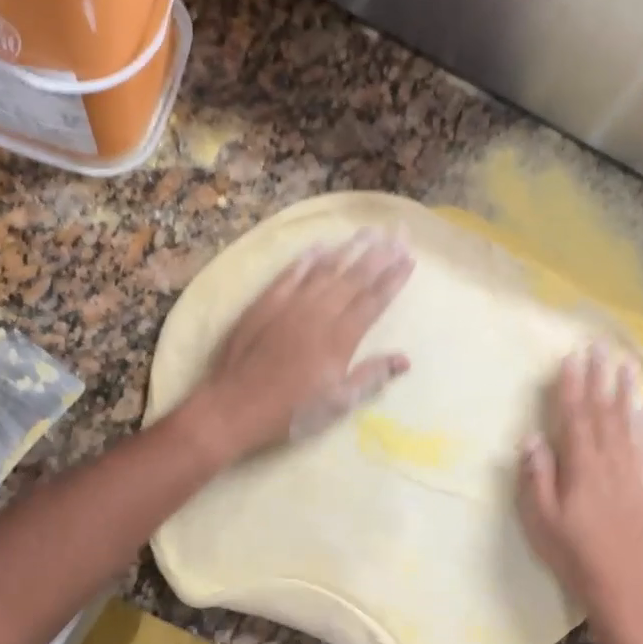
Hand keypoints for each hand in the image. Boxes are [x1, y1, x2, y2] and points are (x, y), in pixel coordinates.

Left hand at [184, 230, 413, 459]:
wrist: (232, 407)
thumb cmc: (290, 413)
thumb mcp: (337, 404)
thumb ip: (370, 377)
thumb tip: (404, 359)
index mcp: (340, 339)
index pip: (374, 300)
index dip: (393, 279)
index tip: (410, 257)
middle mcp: (318, 313)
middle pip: (354, 277)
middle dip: (379, 254)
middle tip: (398, 232)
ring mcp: (289, 305)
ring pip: (324, 269)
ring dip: (348, 248)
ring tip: (368, 230)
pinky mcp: (264, 304)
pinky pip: (290, 273)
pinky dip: (306, 258)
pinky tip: (319, 246)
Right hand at [518, 343, 642, 612]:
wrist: (618, 583)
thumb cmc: (571, 553)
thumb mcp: (540, 520)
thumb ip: (537, 477)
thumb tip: (532, 438)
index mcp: (581, 468)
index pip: (575, 418)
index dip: (572, 387)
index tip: (570, 358)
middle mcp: (609, 462)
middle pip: (603, 412)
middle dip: (599, 378)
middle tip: (599, 347)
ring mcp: (630, 472)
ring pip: (627, 423)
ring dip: (623, 392)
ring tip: (624, 365)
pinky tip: (642, 408)